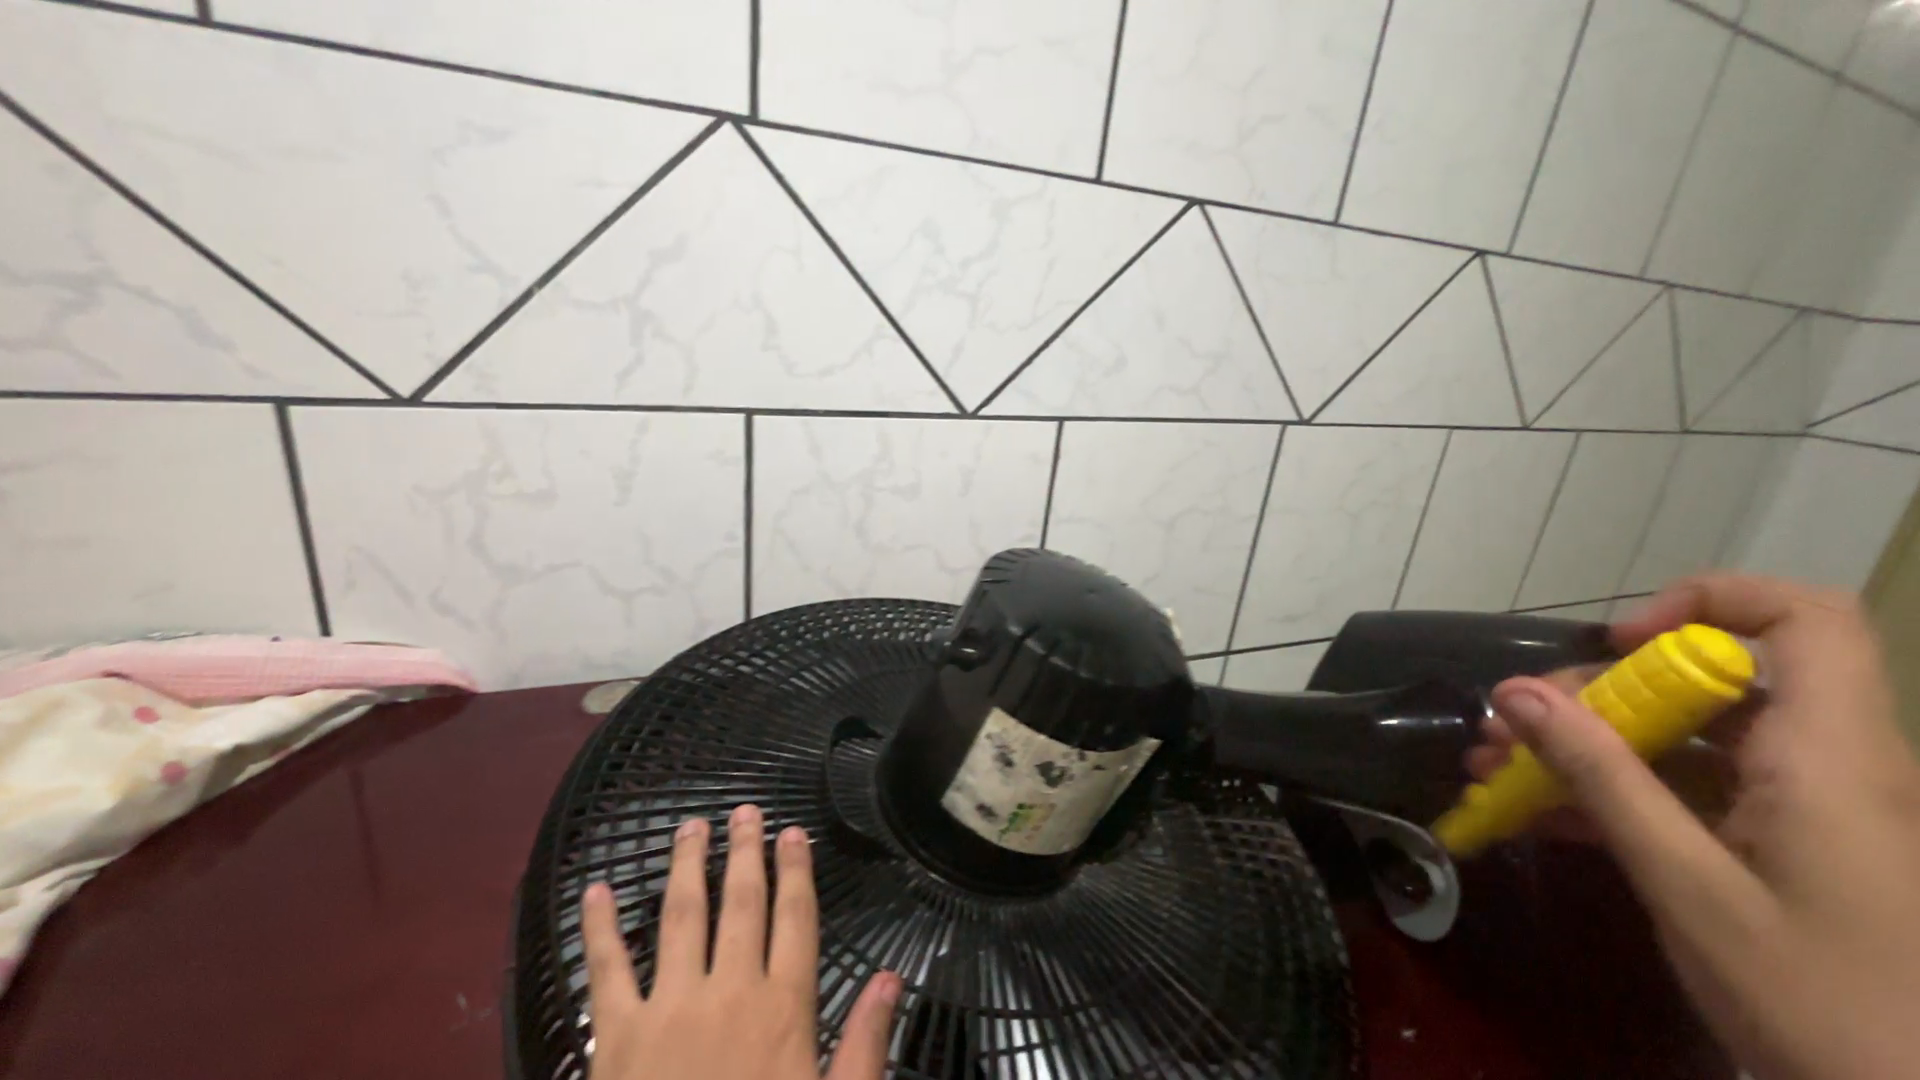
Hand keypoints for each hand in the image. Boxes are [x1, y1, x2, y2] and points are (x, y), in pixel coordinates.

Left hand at [580, 804, 902, 1079]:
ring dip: (687, 865)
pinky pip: (606, 969)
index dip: (796, 871)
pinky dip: (599, 926)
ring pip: (681, 916)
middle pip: (741, 904)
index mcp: (782, 1007)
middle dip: (745, 852)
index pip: (795, 919)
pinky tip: (595, 890)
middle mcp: (729, 990)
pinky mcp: (615, 1034)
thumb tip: (893, 979)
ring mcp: (669, 1007)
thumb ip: (864, 1043)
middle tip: (745, 811)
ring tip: (691, 826)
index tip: (792, 833)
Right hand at [1481, 574, 1919, 1079]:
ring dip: (1590, 745)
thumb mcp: (1691, 888)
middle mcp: (1827, 764)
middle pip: (1710, 682)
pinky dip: (1617, 791)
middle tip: (1510, 730)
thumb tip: (1516, 693)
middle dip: (1597, 694)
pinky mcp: (1784, 846)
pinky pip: (1696, 790)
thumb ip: (1605, 781)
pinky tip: (1544, 814)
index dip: (1707, 603)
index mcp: (1830, 757)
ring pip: (1691, 738)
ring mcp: (1805, 808)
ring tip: (1500, 770)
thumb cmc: (1825, 1002)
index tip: (1617, 646)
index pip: (1802, 620)